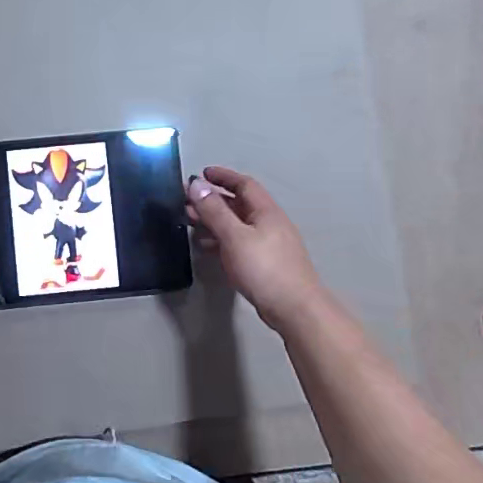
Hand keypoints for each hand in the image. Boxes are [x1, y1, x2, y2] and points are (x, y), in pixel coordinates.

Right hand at [186, 167, 328, 331]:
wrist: (295, 308)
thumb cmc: (264, 268)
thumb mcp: (234, 236)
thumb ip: (213, 210)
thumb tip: (196, 184)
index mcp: (266, 212)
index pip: (244, 184)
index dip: (223, 176)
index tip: (201, 173)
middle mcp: (269, 223)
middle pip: (239, 203)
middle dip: (212, 199)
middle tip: (187, 201)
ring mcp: (268, 243)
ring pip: (237, 223)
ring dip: (214, 219)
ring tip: (190, 221)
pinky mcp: (264, 262)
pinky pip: (238, 241)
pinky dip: (220, 238)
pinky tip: (206, 245)